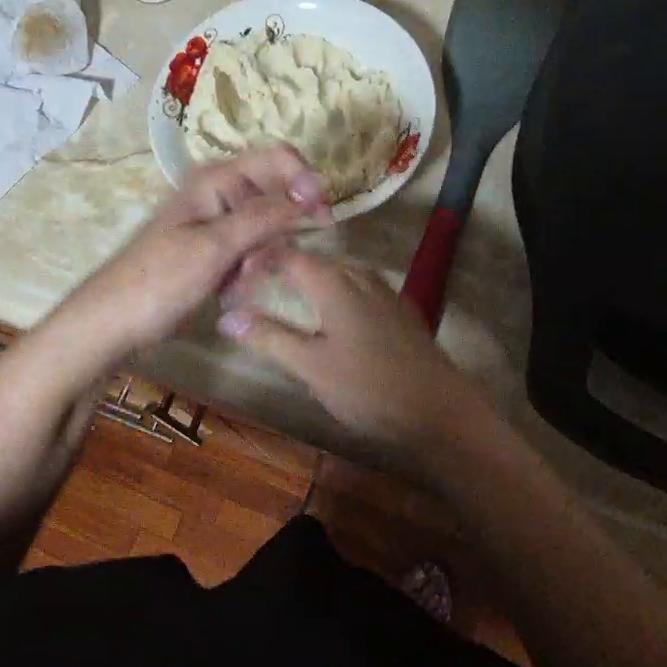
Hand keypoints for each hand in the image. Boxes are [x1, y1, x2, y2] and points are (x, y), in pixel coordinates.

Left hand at [42, 146, 329, 365]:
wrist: (112, 323)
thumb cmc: (159, 281)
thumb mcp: (216, 247)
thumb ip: (265, 217)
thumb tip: (312, 190)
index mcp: (215, 179)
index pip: (278, 158)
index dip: (306, 181)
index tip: (322, 218)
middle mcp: (217, 192)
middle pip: (275, 196)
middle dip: (278, 232)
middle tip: (262, 267)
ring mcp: (214, 222)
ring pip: (265, 228)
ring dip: (260, 257)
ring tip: (238, 285)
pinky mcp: (211, 250)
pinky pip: (248, 251)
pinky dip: (246, 270)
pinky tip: (229, 292)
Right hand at [216, 250, 486, 457]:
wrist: (440, 412)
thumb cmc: (369, 388)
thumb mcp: (311, 366)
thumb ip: (269, 337)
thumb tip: (225, 316)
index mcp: (334, 281)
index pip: (286, 254)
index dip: (256, 260)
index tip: (231, 277)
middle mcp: (359, 275)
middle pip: (312, 260)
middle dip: (280, 269)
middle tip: (250, 287)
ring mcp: (384, 292)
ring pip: (336, 273)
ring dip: (307, 281)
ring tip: (282, 298)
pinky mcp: (399, 311)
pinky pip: (356, 288)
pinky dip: (332, 294)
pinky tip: (327, 316)